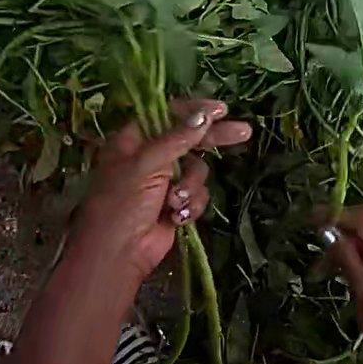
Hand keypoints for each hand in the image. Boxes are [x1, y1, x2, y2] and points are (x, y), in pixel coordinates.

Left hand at [72, 98, 252, 283]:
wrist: (118, 253)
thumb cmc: (123, 203)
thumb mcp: (147, 164)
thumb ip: (178, 138)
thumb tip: (205, 116)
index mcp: (134, 141)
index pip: (168, 115)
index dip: (195, 111)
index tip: (222, 110)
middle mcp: (150, 158)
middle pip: (190, 140)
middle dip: (214, 140)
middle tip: (244, 132)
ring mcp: (165, 182)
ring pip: (197, 171)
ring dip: (191, 187)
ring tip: (175, 202)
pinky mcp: (176, 204)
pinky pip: (198, 194)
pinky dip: (191, 205)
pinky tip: (178, 217)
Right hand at [322, 206, 362, 363]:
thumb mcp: (362, 289)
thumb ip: (346, 258)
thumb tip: (327, 232)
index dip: (339, 217)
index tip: (314, 217)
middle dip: (343, 221)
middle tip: (318, 229)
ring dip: (344, 239)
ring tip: (323, 261)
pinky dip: (350, 250)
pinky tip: (333, 266)